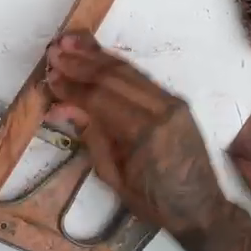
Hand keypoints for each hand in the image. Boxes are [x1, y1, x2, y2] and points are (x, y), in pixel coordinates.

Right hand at [45, 32, 235, 235]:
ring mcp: (172, 102)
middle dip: (80, 63)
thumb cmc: (153, 202)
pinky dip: (115, 65)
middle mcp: (161, 110)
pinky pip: (141, 77)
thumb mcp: (113, 176)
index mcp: (143, 133)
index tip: (50, 78)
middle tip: (53, 52)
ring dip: (96, 55)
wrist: (200, 207)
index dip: (72, 87)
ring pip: (128, 70)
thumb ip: (91, 136)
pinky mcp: (176, 101)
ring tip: (69, 43)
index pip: (99, 99)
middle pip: (113, 77)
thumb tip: (63, 107)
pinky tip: (96, 55)